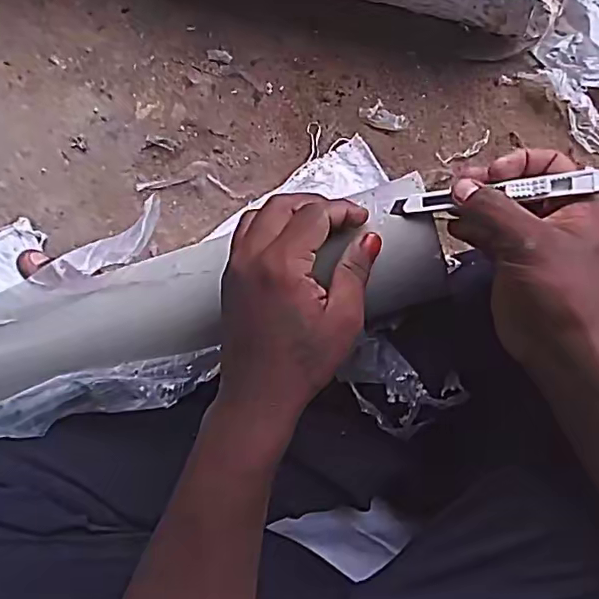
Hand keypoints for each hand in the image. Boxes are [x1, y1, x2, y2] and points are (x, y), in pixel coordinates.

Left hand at [218, 194, 380, 417]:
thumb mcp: (343, 320)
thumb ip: (356, 273)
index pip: (313, 215)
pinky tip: (288, 240)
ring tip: (317, 223)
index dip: (342, 211)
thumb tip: (367, 242)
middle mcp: (252, 259)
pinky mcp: (230, 278)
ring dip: (289, 210)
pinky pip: (246, 233)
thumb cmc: (298, 366)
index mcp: (280, 266)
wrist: (259, 394)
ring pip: (260, 214)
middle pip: (283, 205)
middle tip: (342, 217)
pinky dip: (268, 224)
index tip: (358, 218)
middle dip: (316, 204)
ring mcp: (236, 267)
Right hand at [448, 149, 598, 374]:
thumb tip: (465, 187)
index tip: (491, 175)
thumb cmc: (567, 299)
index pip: (549, 165)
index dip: (518, 164)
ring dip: (475, 206)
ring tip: (451, 203)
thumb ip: (494, 209)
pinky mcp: (513, 262)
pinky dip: (471, 227)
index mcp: (579, 205)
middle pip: (519, 187)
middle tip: (461, 186)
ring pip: (500, 211)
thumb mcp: (529, 242)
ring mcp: (534, 242)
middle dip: (489, 185)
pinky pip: (489, 235)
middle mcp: (558, 220)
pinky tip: (456, 225)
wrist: (562, 349)